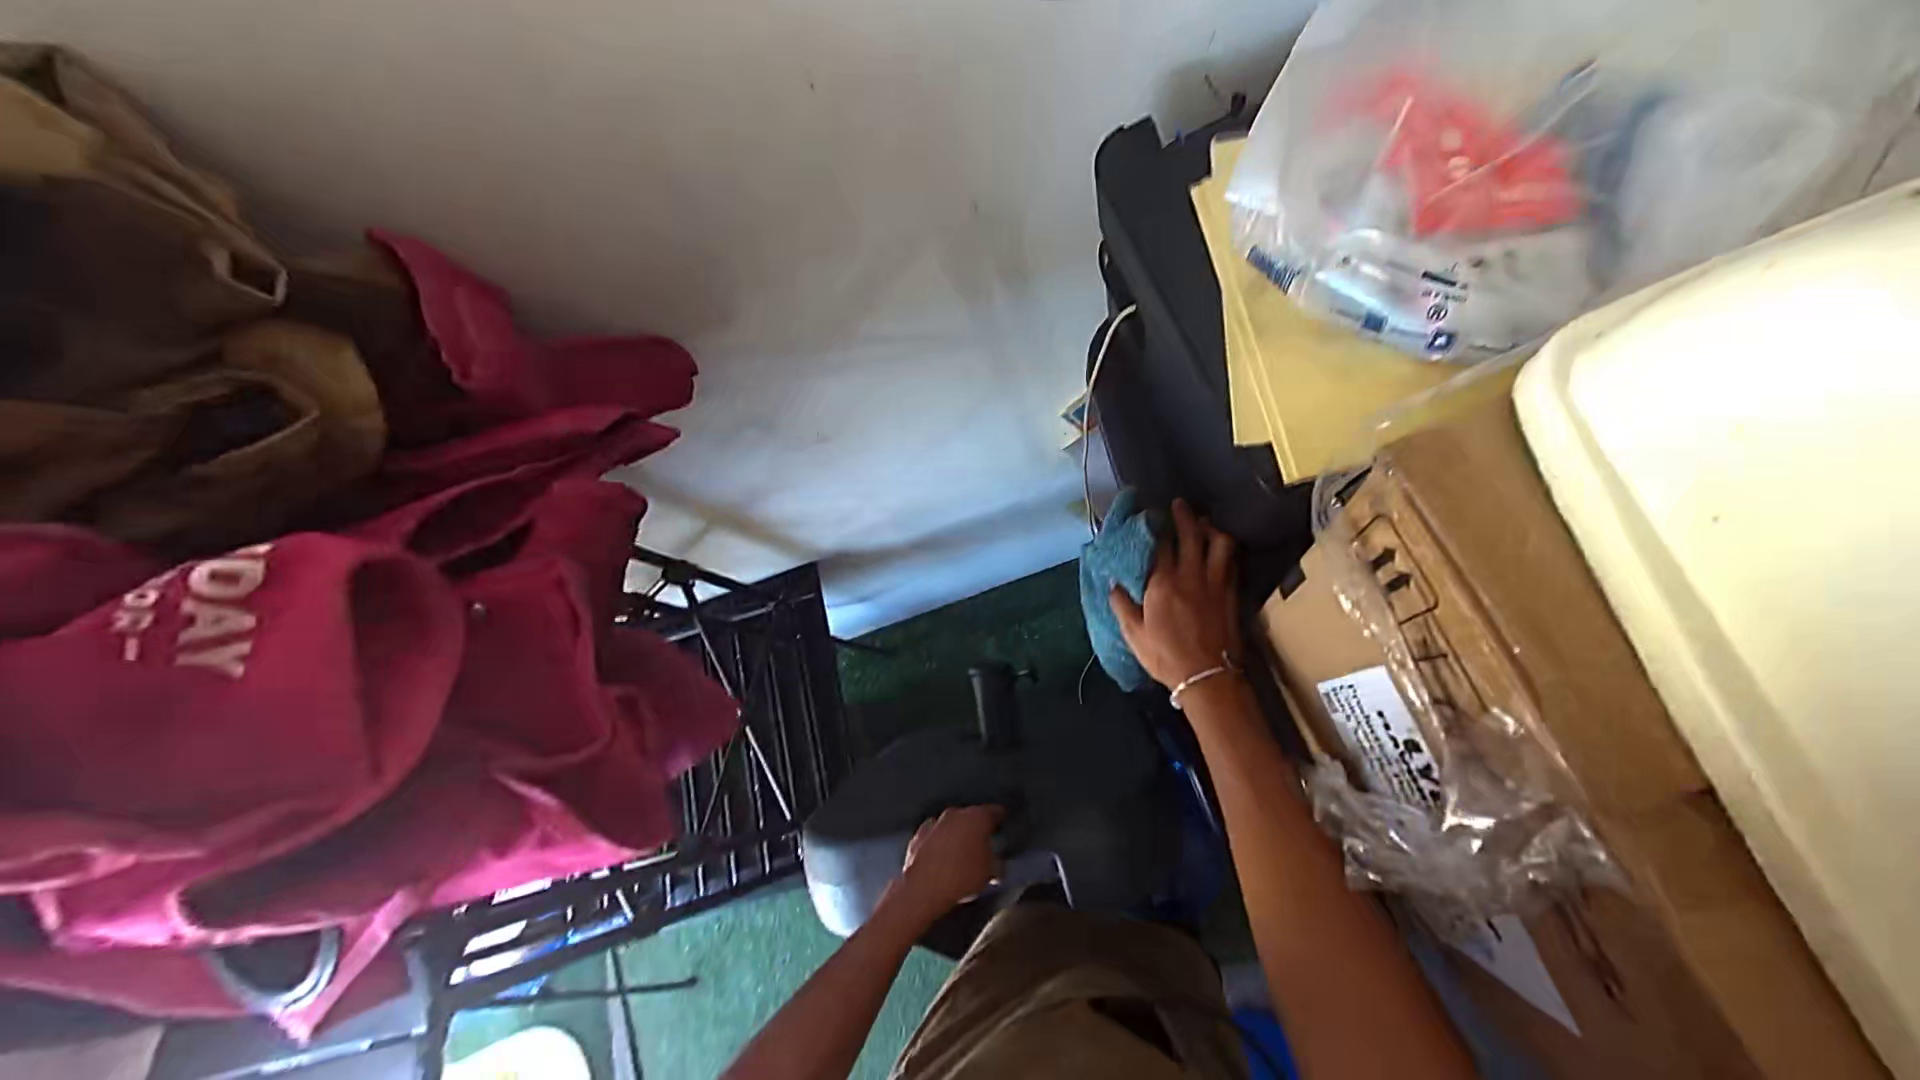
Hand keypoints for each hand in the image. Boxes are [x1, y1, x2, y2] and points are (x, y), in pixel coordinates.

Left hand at [887, 805, 1003, 921]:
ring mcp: (935, 823)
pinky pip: (933, 835)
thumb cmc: (964, 875)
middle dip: (975, 827)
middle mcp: (956, 813)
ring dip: (955, 833)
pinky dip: (937, 842)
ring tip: (960, 851)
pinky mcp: (918, 836)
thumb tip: (996, 865)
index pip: (994, 811)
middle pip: (970, 816)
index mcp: (977, 817)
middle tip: (982, 842)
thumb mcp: (991, 872)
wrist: (925, 886)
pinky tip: (940, 855)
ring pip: (950, 824)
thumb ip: (997, 863)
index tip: (1003, 821)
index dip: (1000, 817)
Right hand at [1109, 499, 1241, 689]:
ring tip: (1205, 524)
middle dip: (1184, 515)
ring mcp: (1216, 583)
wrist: (1207, 678)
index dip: (1156, 527)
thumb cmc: (1165, 656)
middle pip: (1191, 534)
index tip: (1151, 516)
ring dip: (1211, 529)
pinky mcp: (1232, 594)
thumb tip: (1114, 584)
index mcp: (1163, 582)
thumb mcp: (1133, 633)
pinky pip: (1231, 562)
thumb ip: (1122, 605)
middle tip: (1179, 504)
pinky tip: (1220, 551)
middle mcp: (1191, 575)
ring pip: (1219, 543)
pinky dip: (1225, 550)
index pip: (1160, 544)